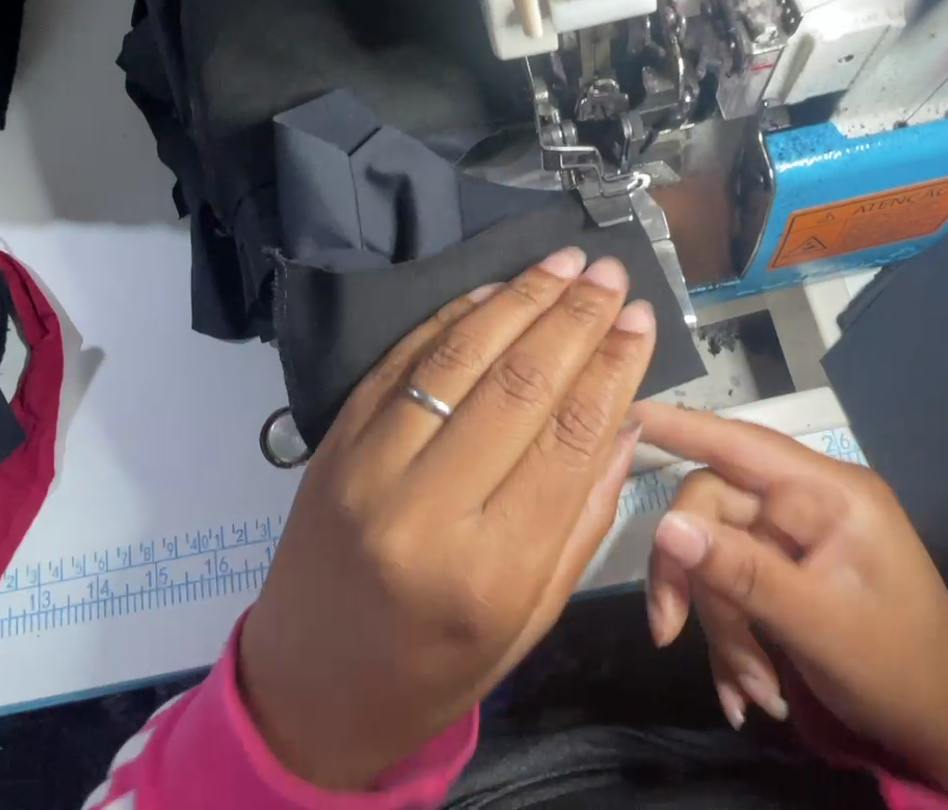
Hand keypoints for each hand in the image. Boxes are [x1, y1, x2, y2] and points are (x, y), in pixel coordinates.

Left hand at [239, 248, 657, 789]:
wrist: (307, 683)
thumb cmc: (435, 667)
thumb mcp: (531, 618)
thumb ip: (585, 518)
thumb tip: (623, 420)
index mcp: (489, 570)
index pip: (568, 439)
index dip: (612, 368)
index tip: (641, 319)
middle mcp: (425, 507)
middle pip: (517, 385)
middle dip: (573, 319)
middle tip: (610, 275)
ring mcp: (368, 465)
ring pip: (457, 357)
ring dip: (517, 300)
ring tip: (563, 263)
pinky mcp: (335, 440)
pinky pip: (402, 361)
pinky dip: (451, 317)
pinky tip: (493, 292)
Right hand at [635, 403, 947, 798]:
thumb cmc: (901, 671)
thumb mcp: (819, 626)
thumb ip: (741, 573)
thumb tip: (665, 527)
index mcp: (828, 494)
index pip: (739, 444)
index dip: (680, 427)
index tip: (626, 417)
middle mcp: (805, 502)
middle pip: (710, 511)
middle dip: (695, 582)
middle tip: (671, 637)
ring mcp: (793, 536)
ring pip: (712, 555)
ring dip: (719, 626)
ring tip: (752, 692)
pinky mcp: (782, 570)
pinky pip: (729, 585)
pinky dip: (730, 638)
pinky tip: (746, 689)